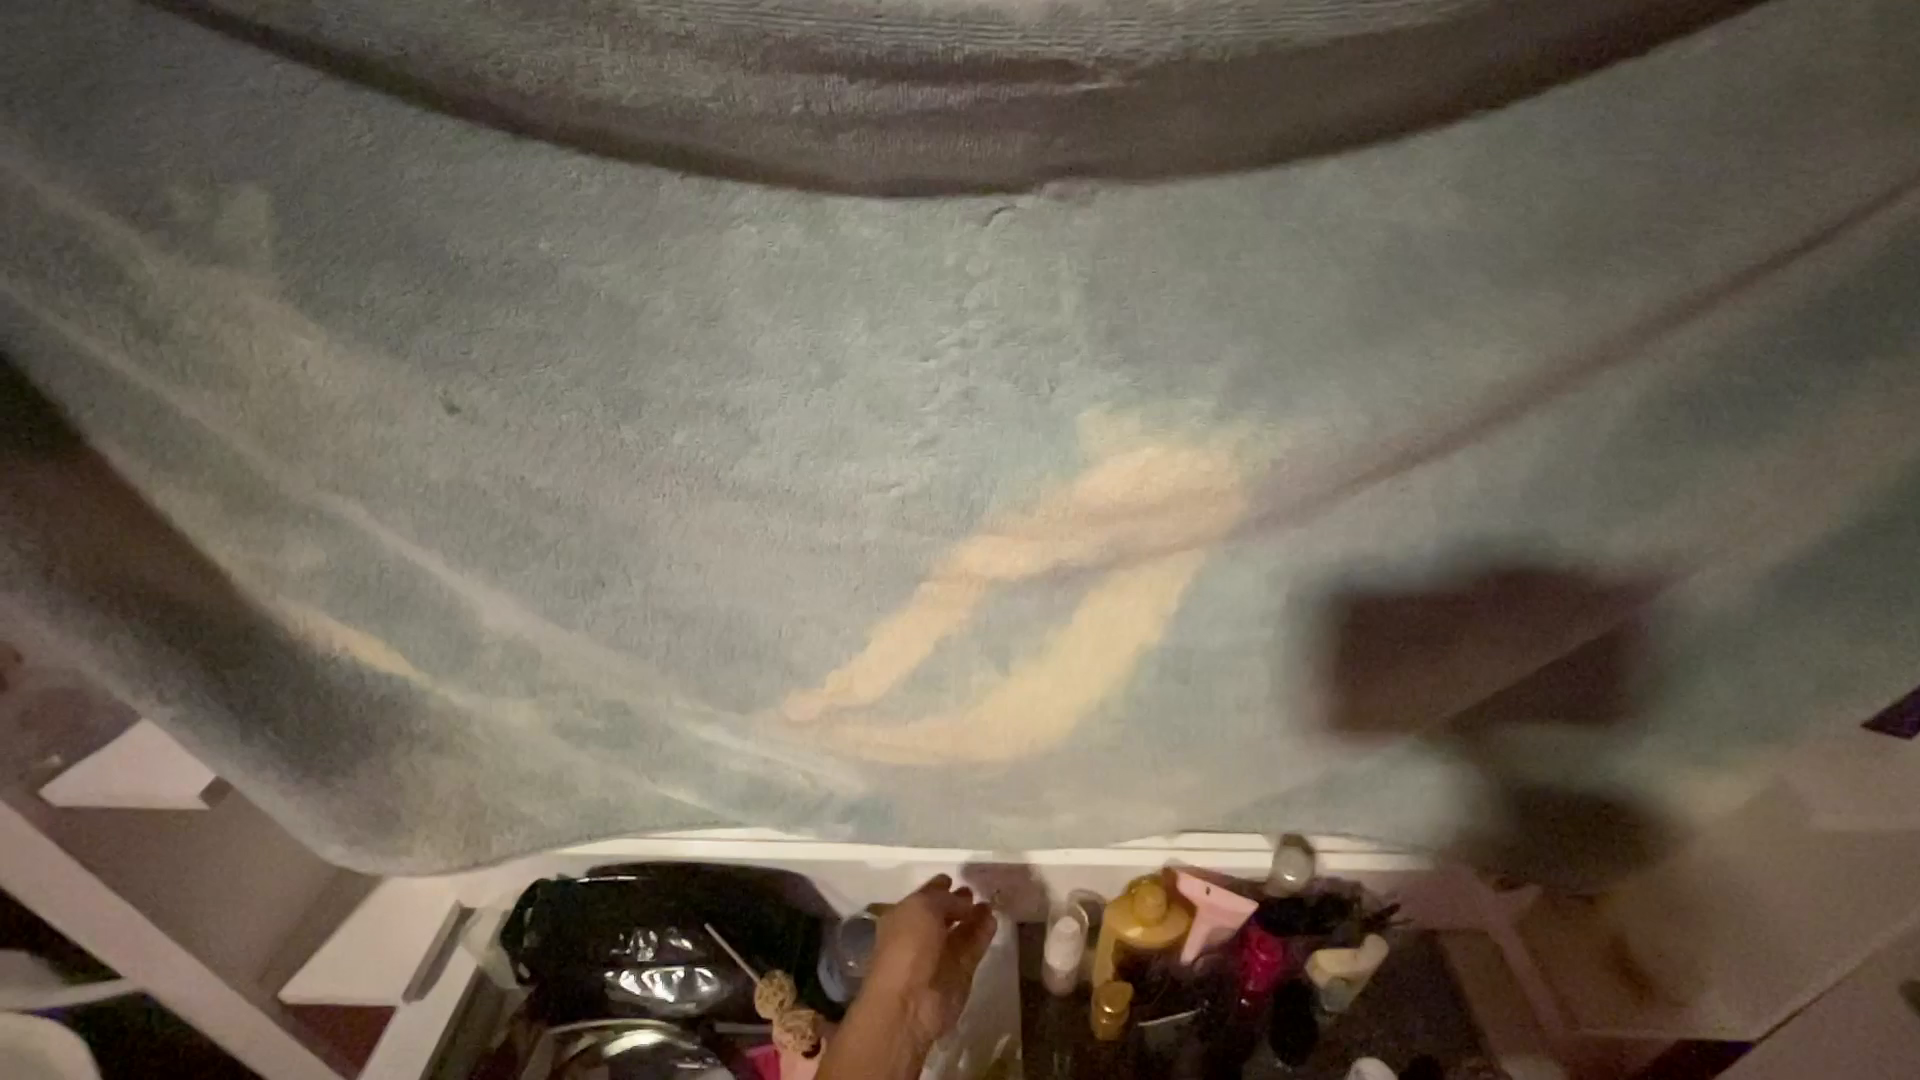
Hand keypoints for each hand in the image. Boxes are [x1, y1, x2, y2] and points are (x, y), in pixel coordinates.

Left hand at [864, 874, 996, 1050]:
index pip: (923, 898)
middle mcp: (920, 935)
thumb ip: (945, 899)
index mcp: (903, 918)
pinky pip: (974, 947)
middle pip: (942, 915)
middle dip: (957, 902)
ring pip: (961, 931)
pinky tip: (993, 918)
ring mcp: (941, 955)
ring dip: (974, 916)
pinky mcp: (960, 973)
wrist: (909, 1002)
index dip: (937, 887)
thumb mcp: (922, 908)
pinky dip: (983, 933)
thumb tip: (965, 901)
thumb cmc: (907, 946)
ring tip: (989, 901)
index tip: (953, 878)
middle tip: (973, 890)